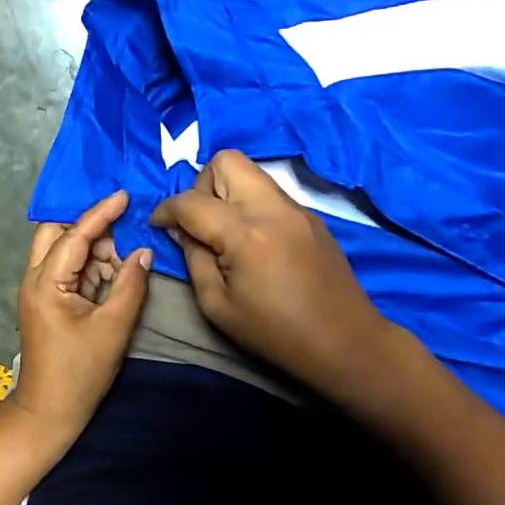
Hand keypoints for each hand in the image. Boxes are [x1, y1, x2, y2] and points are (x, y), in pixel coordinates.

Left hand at [10, 190, 152, 435]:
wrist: (49, 411)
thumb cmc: (80, 372)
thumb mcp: (113, 327)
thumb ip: (130, 285)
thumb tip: (144, 251)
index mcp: (45, 281)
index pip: (74, 235)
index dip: (101, 213)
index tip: (125, 194)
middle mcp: (34, 278)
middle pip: (57, 234)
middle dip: (90, 228)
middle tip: (125, 230)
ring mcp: (37, 290)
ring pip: (62, 251)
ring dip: (92, 249)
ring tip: (125, 259)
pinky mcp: (46, 301)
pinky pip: (66, 270)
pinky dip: (89, 267)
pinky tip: (114, 272)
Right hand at [149, 151, 404, 401]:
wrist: (346, 343)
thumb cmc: (275, 332)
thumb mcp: (216, 304)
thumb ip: (194, 258)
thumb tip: (181, 231)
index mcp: (245, 234)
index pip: (191, 201)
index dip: (166, 211)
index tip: (158, 225)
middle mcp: (272, 208)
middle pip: (225, 161)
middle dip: (201, 185)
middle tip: (199, 221)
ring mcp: (296, 208)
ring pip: (249, 171)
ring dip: (227, 191)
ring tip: (223, 230)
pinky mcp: (311, 216)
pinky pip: (268, 191)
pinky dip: (249, 203)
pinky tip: (252, 239)